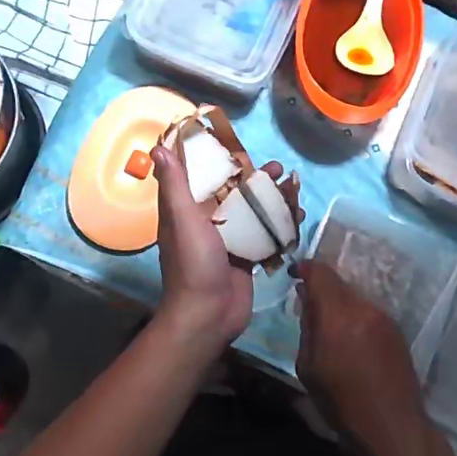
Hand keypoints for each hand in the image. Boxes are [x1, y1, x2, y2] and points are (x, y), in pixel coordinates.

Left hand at [150, 145, 274, 344]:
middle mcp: (205, 220)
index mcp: (185, 209)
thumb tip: (157, 149)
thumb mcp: (183, 219)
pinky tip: (298, 216)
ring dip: (272, 197)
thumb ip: (175, 185)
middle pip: (232, 190)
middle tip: (278, 167)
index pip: (197, 175)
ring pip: (252, 209)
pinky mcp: (246, 255)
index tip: (233, 140)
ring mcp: (228, 238)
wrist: (210, 314)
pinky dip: (281, 223)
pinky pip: (265, 233)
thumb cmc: (193, 264)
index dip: (213, 156)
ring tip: (293, 188)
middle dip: (255, 176)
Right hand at [294, 261, 433, 455]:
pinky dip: (354, 316)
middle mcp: (363, 308)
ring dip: (339, 304)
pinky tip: (350, 340)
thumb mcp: (308, 367)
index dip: (305, 268)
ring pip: (354, 297)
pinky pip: (368, 312)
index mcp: (337, 316)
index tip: (294, 274)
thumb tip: (307, 300)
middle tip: (307, 304)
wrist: (392, 428)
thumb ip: (307, 327)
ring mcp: (383, 318)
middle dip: (320, 288)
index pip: (320, 272)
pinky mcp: (396, 330)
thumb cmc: (341, 403)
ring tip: (329, 327)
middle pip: (338, 283)